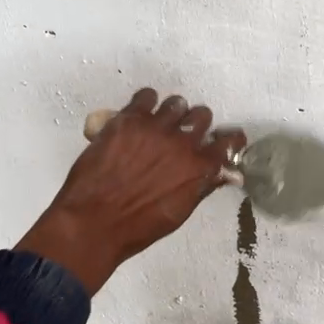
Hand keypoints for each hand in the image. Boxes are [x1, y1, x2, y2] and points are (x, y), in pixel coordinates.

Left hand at [16, 88, 246, 293]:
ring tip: (159, 122)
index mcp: (199, 167)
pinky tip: (139, 114)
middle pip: (202, 115)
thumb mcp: (179, 212)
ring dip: (172, 112)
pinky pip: (146, 96)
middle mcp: (183, 142)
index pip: (228, 141)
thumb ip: (202, 186)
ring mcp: (156, 127)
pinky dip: (146, 102)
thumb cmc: (138, 226)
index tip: (226, 139)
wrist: (94, 222)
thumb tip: (224, 174)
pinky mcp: (129, 119)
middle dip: (196, 122)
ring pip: (176, 103)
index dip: (229, 139)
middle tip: (183, 133)